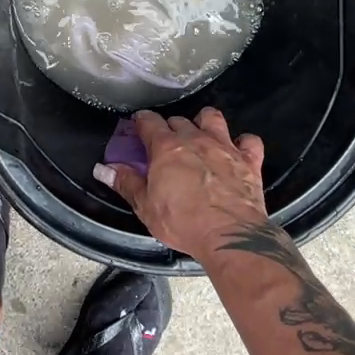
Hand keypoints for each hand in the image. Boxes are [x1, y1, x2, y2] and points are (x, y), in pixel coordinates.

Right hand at [94, 107, 267, 260]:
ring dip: (205, 122)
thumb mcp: (145, 206)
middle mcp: (195, 140)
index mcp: (166, 148)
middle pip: (179, 120)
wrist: (229, 236)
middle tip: (165, 142)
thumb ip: (126, 183)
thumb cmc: (184, 222)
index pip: (149, 121)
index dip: (142, 121)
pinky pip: (250, 141)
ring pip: (213, 118)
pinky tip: (238, 150)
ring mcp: (225, 148)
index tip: (139, 126)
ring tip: (200, 134)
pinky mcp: (249, 162)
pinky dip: (244, 142)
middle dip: (170, 126)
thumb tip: (104, 169)